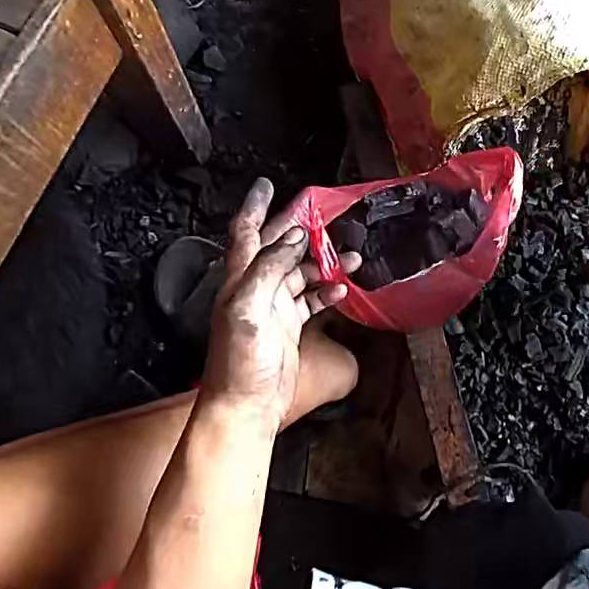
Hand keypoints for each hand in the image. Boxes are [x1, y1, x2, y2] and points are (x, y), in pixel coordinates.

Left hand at [201, 179, 356, 422]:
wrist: (247, 403)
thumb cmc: (239, 361)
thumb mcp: (248, 308)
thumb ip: (269, 270)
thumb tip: (293, 240)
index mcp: (240, 279)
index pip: (246, 232)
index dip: (255, 206)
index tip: (266, 185)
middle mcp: (256, 287)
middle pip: (279, 247)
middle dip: (300, 228)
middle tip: (322, 213)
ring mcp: (274, 306)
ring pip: (301, 272)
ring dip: (324, 262)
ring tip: (349, 256)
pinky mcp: (290, 325)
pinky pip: (312, 299)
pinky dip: (328, 291)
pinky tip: (341, 288)